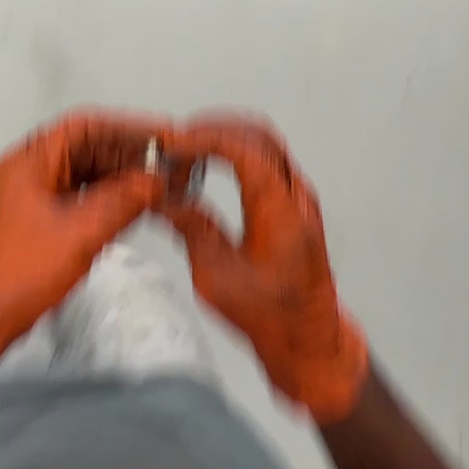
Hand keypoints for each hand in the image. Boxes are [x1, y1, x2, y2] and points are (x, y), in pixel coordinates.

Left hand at [0, 107, 169, 404]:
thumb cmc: (17, 275)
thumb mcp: (79, 234)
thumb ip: (122, 202)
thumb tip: (157, 179)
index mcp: (30, 160)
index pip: (84, 126)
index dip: (127, 127)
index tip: (161, 135)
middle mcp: (29, 170)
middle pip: (85, 147)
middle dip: (127, 154)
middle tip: (167, 165)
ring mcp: (30, 195)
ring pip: (82, 172)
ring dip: (118, 177)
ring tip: (157, 186)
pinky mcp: (35, 220)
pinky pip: (76, 195)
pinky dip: (104, 198)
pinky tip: (130, 208)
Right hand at [164, 112, 368, 421]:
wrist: (309, 340)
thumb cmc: (270, 317)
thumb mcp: (216, 278)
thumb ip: (190, 229)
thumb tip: (159, 196)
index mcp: (281, 214)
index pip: (245, 150)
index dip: (205, 138)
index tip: (174, 144)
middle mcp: (295, 197)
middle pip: (257, 133)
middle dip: (211, 128)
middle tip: (177, 142)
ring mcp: (298, 196)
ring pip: (263, 139)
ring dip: (223, 135)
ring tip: (187, 152)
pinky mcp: (292, 201)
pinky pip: (266, 156)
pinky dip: (234, 149)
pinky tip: (207, 165)